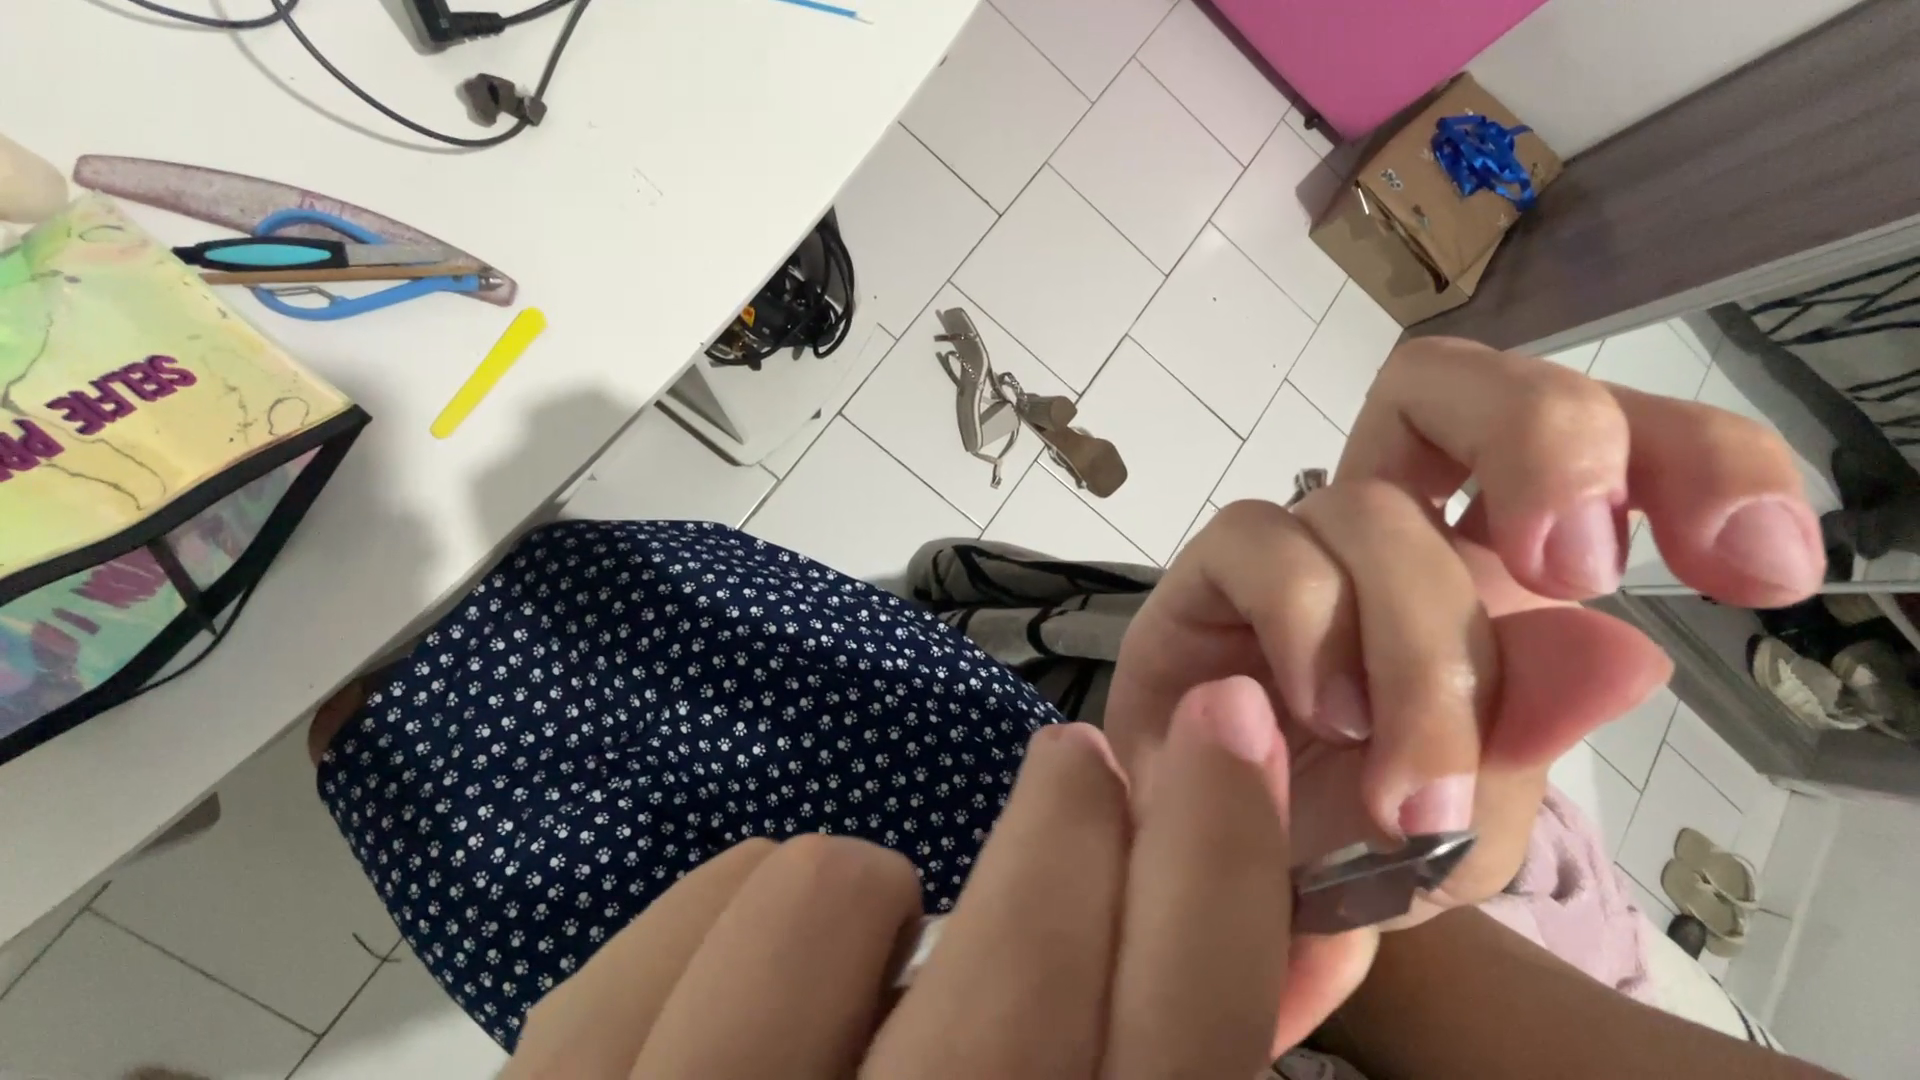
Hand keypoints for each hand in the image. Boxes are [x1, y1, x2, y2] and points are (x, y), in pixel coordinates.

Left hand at [503, 679, 1294, 1079]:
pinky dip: (729, 908)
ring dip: (872, 891)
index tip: (1222, 728)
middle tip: (1076, 761)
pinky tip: (745, 992)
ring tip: (871, 965)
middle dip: (1073, 820)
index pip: (1182, 1033)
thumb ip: (1142, 1040)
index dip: (1221, 854)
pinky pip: (674, 921)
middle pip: (1021, 968)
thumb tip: (1184, 882)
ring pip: (827, 897)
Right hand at [1103, 336, 1823, 1048]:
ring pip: (1366, 506)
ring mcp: (1289, 545)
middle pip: (1446, 382)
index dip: (1690, 453)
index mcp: (1486, 568)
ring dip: (1413, 646)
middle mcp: (1386, 533)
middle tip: (1570, 571)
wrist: (1226, 868)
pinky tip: (1313, 714)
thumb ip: (1537, 730)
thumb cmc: (1350, 840)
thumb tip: (1621, 650)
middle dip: (1541, 440)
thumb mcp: (1479, 818)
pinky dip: (1309, 629)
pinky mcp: (1206, 574)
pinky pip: (1262, 543)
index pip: (1589, 445)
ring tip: (1412, 787)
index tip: (1756, 568)